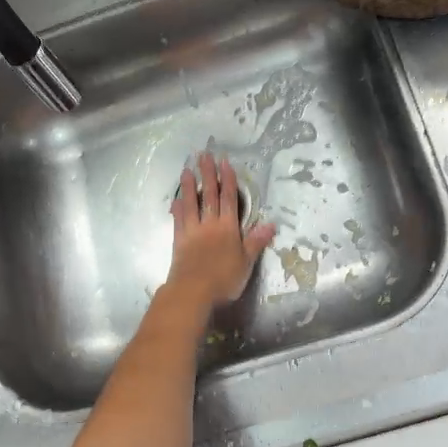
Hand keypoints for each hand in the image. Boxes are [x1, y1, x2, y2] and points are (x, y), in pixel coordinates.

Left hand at [167, 152, 274, 306]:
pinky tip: (176, 199)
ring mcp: (192, 231)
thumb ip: (256, 241)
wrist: (193, 292)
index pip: (229, 199)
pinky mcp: (179, 241)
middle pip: (209, 195)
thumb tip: (271, 224)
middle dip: (208, 174)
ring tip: (187, 169)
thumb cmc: (224, 279)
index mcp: (228, 228)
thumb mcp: (246, 262)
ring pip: (191, 203)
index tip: (224, 162)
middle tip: (203, 154)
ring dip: (189, 185)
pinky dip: (178, 208)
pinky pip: (179, 220)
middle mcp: (210, 224)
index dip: (227, 180)